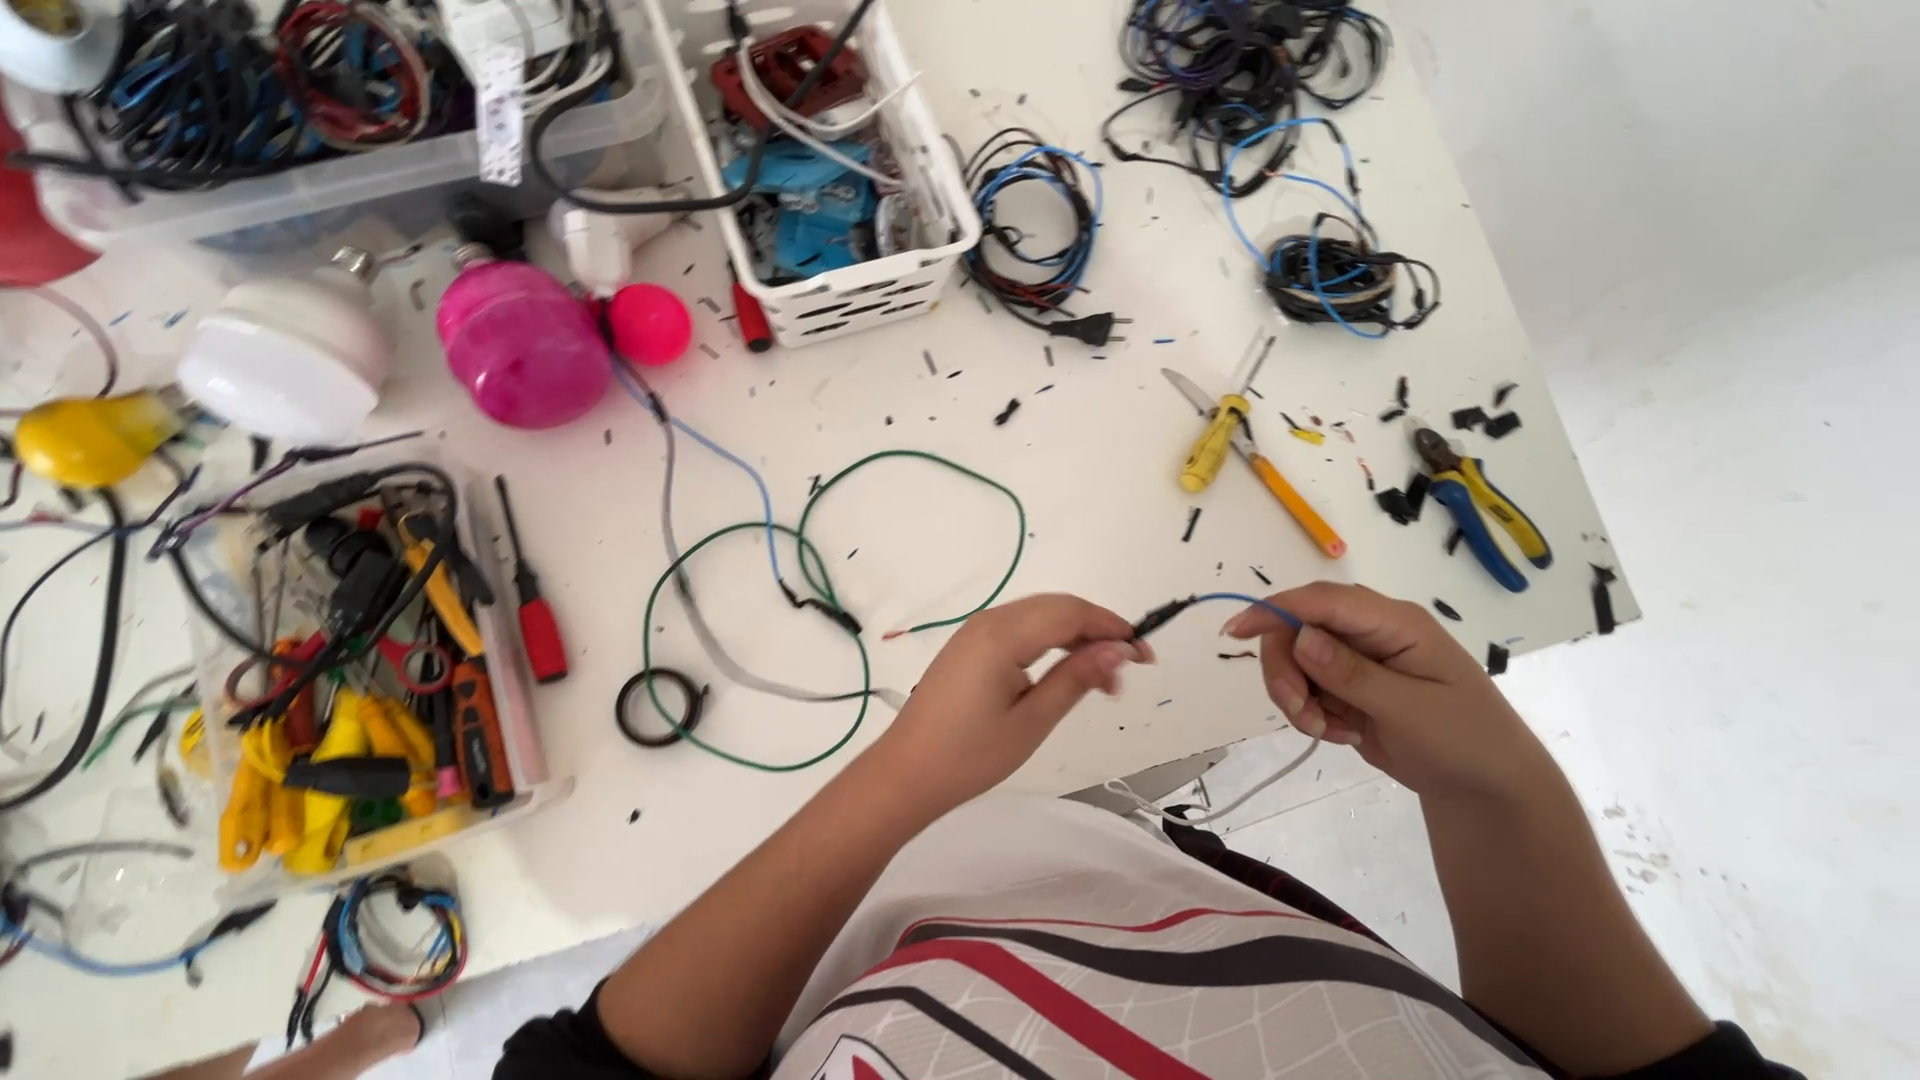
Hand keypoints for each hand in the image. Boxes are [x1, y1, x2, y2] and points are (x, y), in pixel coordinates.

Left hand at [869, 593, 1150, 811]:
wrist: (907, 774)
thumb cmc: (971, 755)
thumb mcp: (1033, 720)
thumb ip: (1076, 677)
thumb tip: (1118, 649)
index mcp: (1003, 634)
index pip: (1071, 613)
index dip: (1113, 627)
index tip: (1146, 657)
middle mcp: (988, 620)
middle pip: (1057, 607)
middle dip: (1098, 631)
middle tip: (1129, 672)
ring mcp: (975, 631)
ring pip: (1040, 615)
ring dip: (1076, 636)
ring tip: (1103, 680)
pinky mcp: (969, 646)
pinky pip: (1020, 628)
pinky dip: (1050, 641)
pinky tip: (1066, 670)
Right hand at [1224, 582, 1554, 798]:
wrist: (1487, 787)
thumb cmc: (1465, 741)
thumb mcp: (1411, 709)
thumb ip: (1351, 672)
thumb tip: (1299, 636)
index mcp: (1393, 622)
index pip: (1322, 600)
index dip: (1275, 609)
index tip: (1233, 632)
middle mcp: (1369, 631)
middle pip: (1297, 630)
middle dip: (1286, 671)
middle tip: (1300, 713)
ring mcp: (1356, 659)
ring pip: (1293, 661)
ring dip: (1296, 698)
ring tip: (1327, 730)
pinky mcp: (1347, 685)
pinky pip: (1304, 688)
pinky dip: (1309, 712)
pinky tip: (1341, 733)